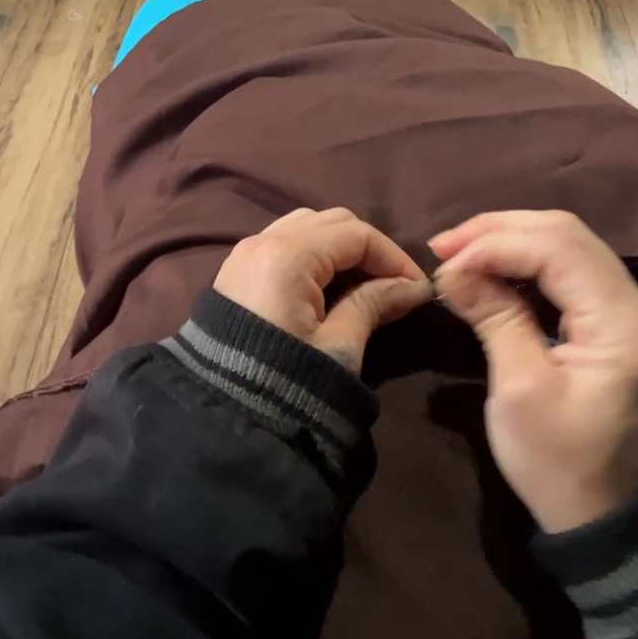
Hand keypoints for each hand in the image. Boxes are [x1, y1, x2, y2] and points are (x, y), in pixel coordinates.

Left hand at [214, 208, 431, 372]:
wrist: (220, 417)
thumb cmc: (284, 382)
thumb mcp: (337, 348)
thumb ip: (373, 305)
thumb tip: (412, 288)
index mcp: (288, 255)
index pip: (356, 234)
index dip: (394, 257)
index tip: (417, 288)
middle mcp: (263, 241)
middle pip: (331, 221)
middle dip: (368, 248)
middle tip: (394, 285)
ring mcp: (245, 252)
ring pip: (306, 226)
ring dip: (339, 247)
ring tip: (364, 283)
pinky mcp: (236, 270)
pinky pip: (283, 241)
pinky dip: (312, 253)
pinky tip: (329, 284)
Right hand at [431, 211, 637, 532]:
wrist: (611, 519)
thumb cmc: (561, 465)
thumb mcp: (520, 392)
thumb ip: (493, 318)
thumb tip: (450, 270)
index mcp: (623, 325)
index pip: (558, 249)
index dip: (495, 245)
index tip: (444, 263)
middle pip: (566, 234)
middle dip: (499, 231)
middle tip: (443, 247)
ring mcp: (630, 310)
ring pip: (568, 244)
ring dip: (509, 239)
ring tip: (458, 252)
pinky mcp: (615, 320)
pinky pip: (569, 268)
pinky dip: (525, 259)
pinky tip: (490, 266)